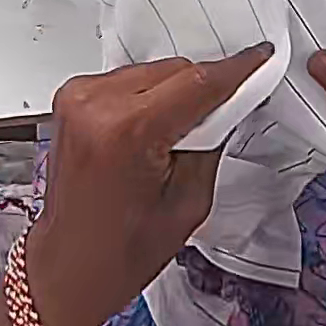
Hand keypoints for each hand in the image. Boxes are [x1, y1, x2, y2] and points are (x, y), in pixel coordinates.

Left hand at [26, 43, 271, 325]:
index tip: (259, 58)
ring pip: (155, 69)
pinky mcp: (71, 95)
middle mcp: (96, 104)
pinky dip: (148, 94)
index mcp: (127, 131)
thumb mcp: (190, 200)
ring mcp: (79, 96)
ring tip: (172, 135)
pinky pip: (130, 76)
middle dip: (203, 90)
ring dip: (174, 91)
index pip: (198, 81)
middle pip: (177, 69)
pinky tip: (147, 127)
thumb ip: (213, 140)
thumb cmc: (121, 250)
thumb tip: (230, 102)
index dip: (237, 69)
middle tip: (213, 123)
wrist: (66, 267)